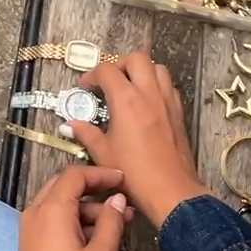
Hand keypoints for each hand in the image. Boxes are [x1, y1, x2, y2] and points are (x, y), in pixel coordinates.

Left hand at [6, 165, 133, 250]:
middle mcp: (35, 213)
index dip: (101, 174)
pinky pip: (53, 221)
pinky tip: (96, 239)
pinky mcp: (30, 246)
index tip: (123, 179)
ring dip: (87, 209)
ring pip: (59, 205)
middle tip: (122, 202)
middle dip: (94, 191)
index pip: (75, 175)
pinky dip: (74, 222)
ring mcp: (29, 230)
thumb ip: (111, 223)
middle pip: (65, 187)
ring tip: (117, 225)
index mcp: (51, 209)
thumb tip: (117, 200)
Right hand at [68, 54, 212, 226]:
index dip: (92, 75)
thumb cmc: (135, 174)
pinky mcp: (179, 113)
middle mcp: (149, 94)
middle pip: (137, 58)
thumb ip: (86, 133)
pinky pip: (169, 87)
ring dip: (142, 71)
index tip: (86, 88)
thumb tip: (71, 124)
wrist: (172, 192)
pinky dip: (157, 86)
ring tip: (129, 88)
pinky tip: (147, 103)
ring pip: (158, 68)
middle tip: (109, 81)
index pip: (107, 70)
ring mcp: (167, 102)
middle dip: (120, 64)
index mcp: (127, 100)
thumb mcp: (103, 153)